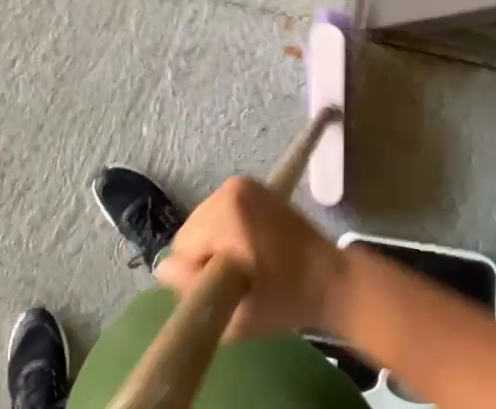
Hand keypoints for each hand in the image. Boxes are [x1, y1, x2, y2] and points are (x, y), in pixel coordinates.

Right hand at [154, 176, 345, 340]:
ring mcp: (244, 183)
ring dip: (216, 244)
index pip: (184, 246)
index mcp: (227, 211)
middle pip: (194, 229)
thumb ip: (192, 291)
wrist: (332, 279)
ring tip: (246, 265)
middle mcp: (231, 188)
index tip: (226, 289)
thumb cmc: (287, 298)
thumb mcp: (237, 312)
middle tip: (236, 280)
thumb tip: (162, 270)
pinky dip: (228, 231)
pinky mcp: (255, 186)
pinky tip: (250, 249)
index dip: (198, 274)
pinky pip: (222, 212)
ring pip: (206, 221)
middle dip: (206, 256)